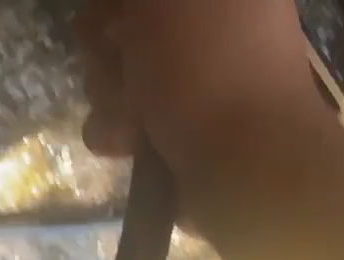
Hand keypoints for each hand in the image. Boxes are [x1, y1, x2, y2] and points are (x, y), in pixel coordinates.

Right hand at [78, 0, 331, 180]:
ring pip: (113, 78)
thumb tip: (101, 13)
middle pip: (117, 31)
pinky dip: (117, 132)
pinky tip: (132, 142)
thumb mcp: (160, 8)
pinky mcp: (172, 118)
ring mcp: (187, 73)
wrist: (242, 160)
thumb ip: (122, 1)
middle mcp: (203, 20)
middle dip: (108, 58)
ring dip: (111, 102)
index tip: (111, 30)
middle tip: (127, 73)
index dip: (111, 12)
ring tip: (135, 120)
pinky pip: (119, 118)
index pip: (128, 0)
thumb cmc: (207, 72)